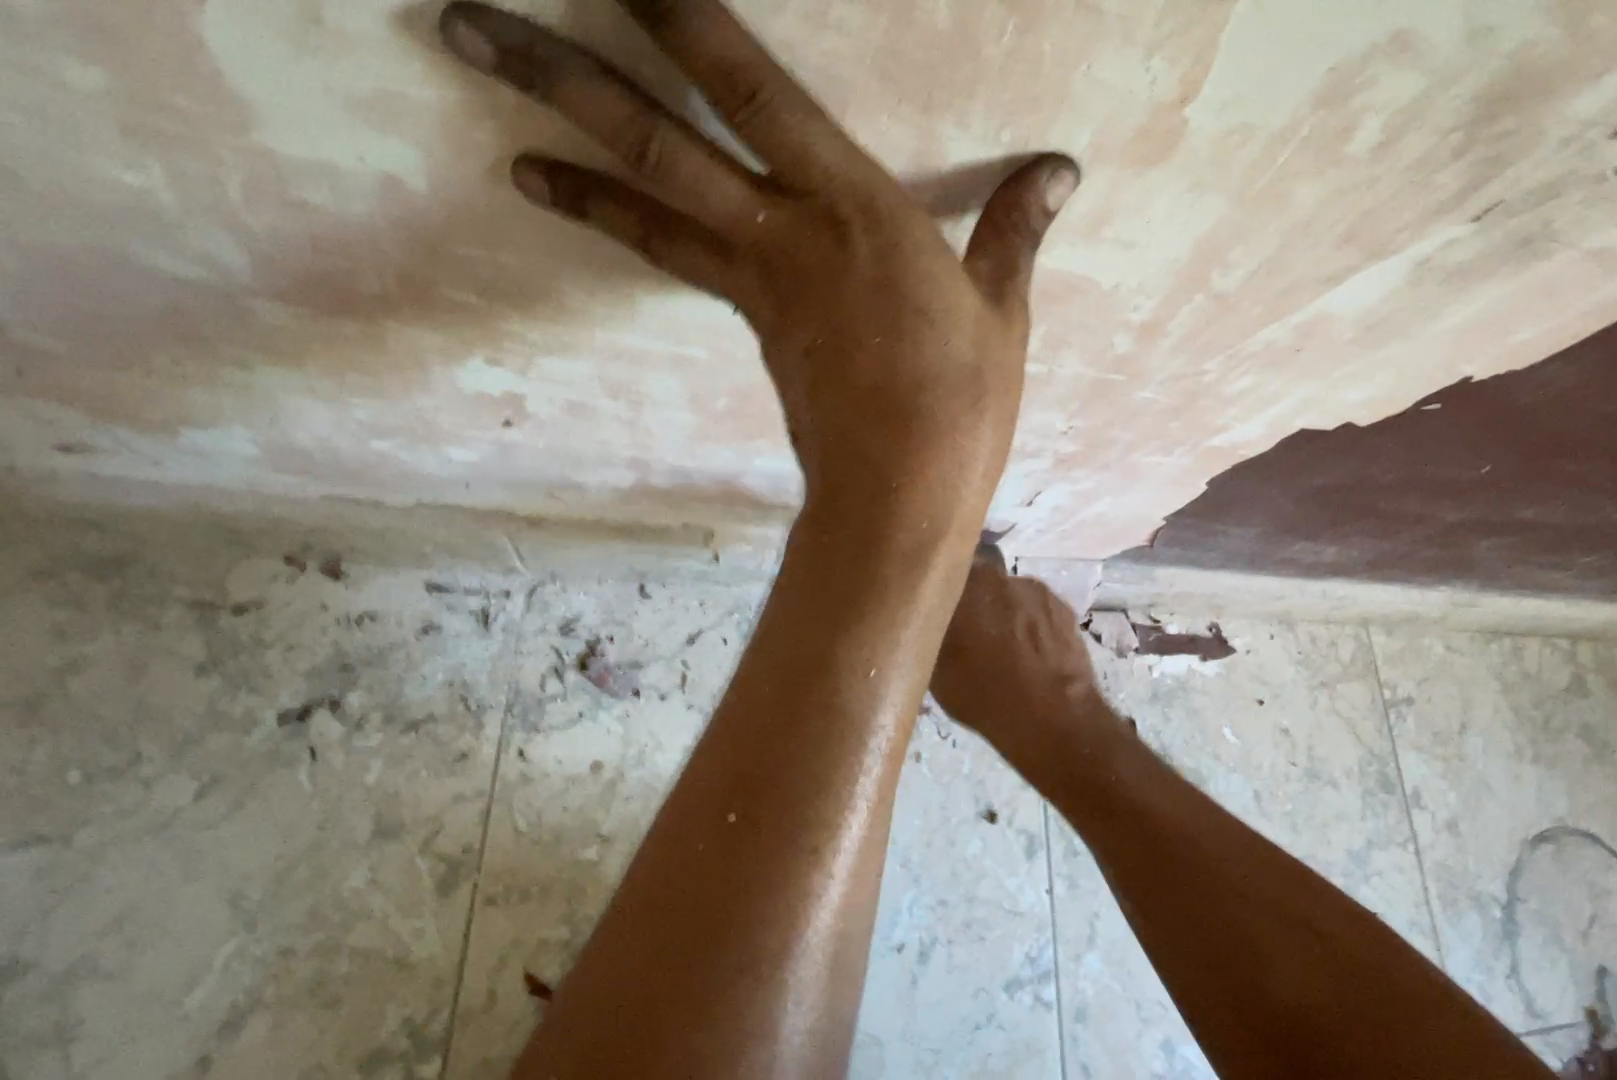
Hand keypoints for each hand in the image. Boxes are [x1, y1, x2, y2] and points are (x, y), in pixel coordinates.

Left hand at [439, 0, 1079, 515]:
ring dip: (567, 144)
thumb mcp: (1001, 312)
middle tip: (461, 16)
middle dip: (564, 75)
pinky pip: (674, 254)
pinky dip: (616, 214)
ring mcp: (760, 283)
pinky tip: (565, 187)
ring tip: (491, 104)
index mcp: (861, 213)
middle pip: (663, 144)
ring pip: (651, 199)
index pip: (759, 95)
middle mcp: (791, 235)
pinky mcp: (751, 323)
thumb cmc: (962, 404)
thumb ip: (1014, 230)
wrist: (901, 496)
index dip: (688, 24)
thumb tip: (1060, 169)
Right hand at [931, 547, 1128, 769]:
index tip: (940, 611)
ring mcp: (1036, 590)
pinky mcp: (1064, 608)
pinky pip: (1038, 611)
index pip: (947, 572)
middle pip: (982, 582)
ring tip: (1007, 651)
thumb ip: (932, 632)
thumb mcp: (935, 668)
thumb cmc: (983, 691)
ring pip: (1012, 597)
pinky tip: (1033, 655)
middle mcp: (1000, 577)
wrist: (1051, 713)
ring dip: (1007, 615)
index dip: (944, 590)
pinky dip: (1033, 627)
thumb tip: (930, 621)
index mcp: (964, 583)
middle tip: (971, 636)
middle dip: (976, 603)